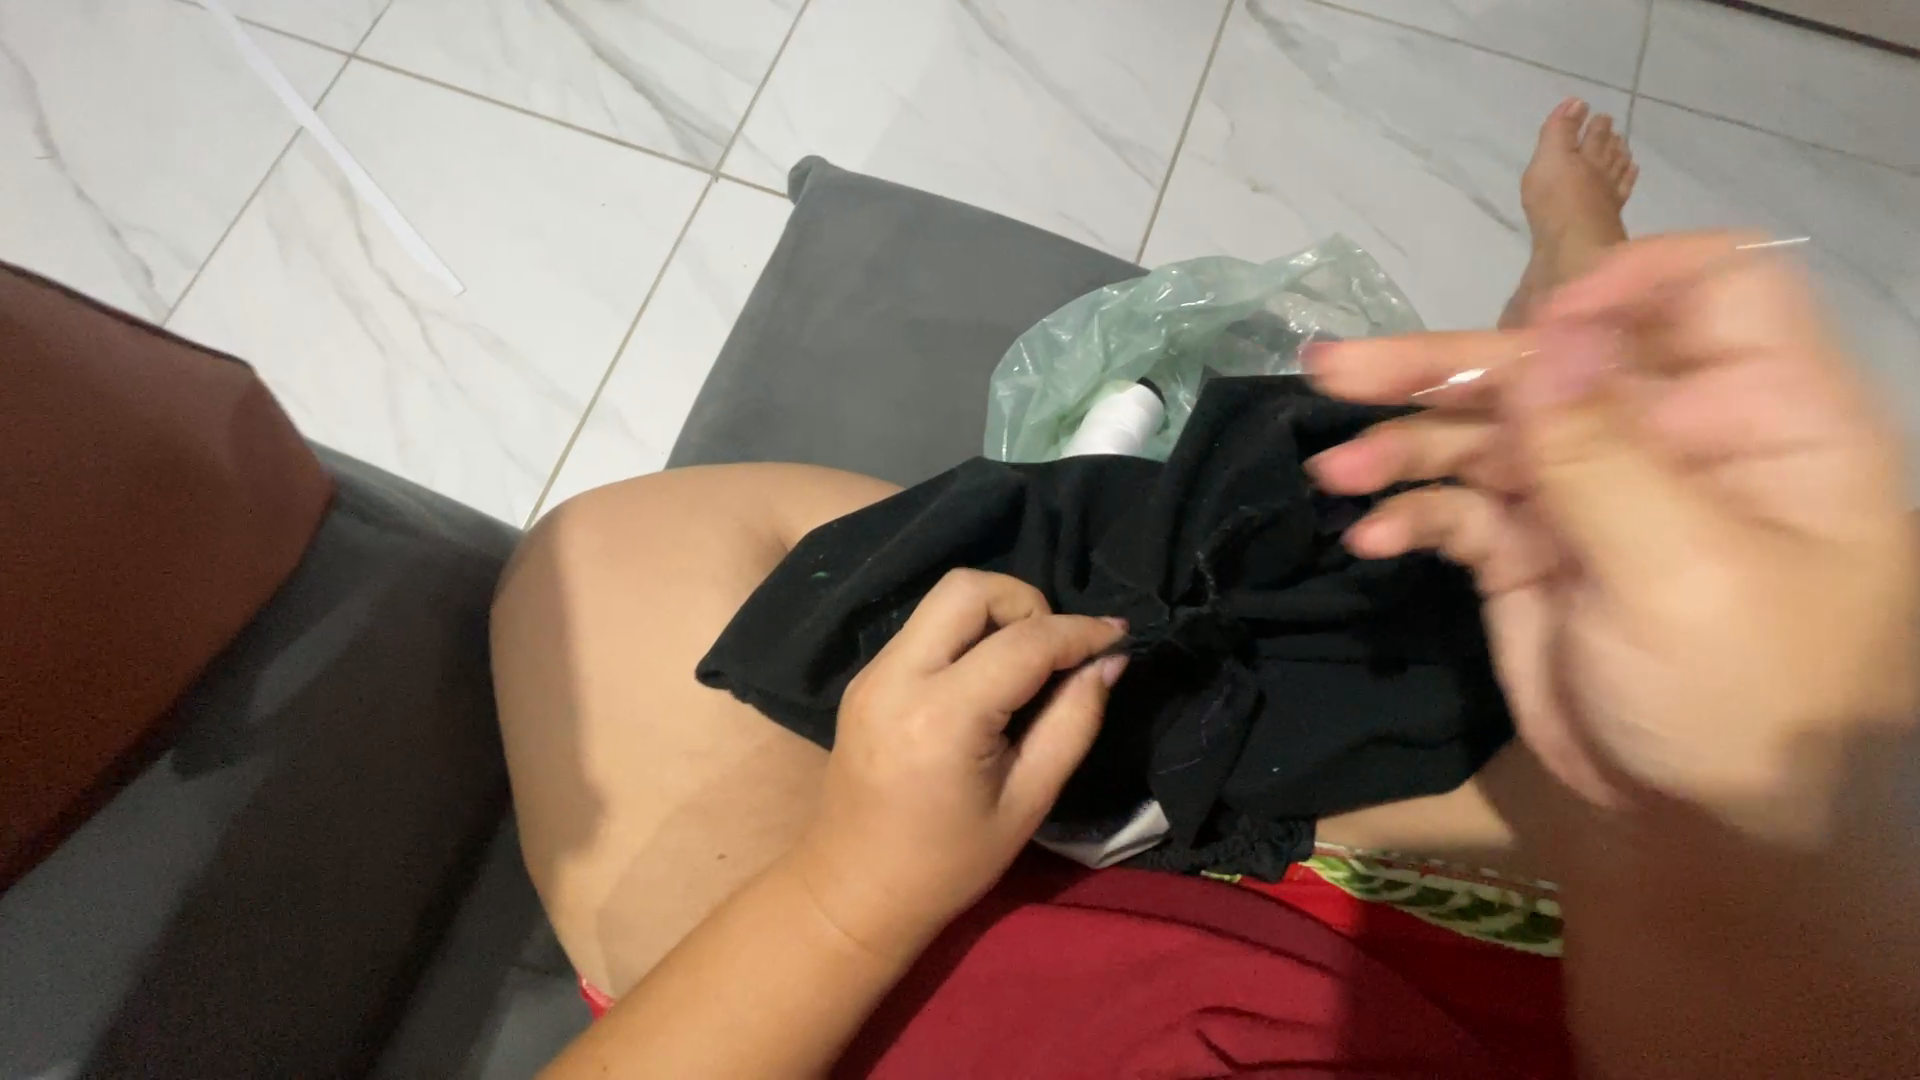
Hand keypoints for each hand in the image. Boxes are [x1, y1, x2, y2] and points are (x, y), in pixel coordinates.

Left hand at [784, 569, 1127, 959]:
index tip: (1117, 634)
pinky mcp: (865, 677)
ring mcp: (872, 673)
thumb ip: (1074, 721)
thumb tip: (1109, 660)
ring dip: (994, 613)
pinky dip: (965, 632)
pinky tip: (985, 676)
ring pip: (941, 599)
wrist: (852, 889)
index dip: (1079, 631)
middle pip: (967, 588)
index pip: (1022, 643)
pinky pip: (924, 628)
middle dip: (1025, 602)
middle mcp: (897, 678)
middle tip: (1055, 650)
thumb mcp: (1028, 802)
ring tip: (1026, 661)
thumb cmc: (949, 863)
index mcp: (941, 719)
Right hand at [1306, 232, 1916, 844]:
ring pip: (1472, 435)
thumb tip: (1548, 334)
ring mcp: (1575, 492)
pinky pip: (1448, 508)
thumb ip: (1604, 453)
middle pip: (1540, 365)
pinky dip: (1404, 515)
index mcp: (1748, 421)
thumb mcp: (1682, 573)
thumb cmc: (1742, 698)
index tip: (1530, 323)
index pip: (1705, 294)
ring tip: (1330, 474)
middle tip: (1332, 371)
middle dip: (1435, 367)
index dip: (1619, 285)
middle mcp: (1655, 438)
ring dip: (1395, 448)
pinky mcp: (1515, 545)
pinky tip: (1370, 538)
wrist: (1689, 814)